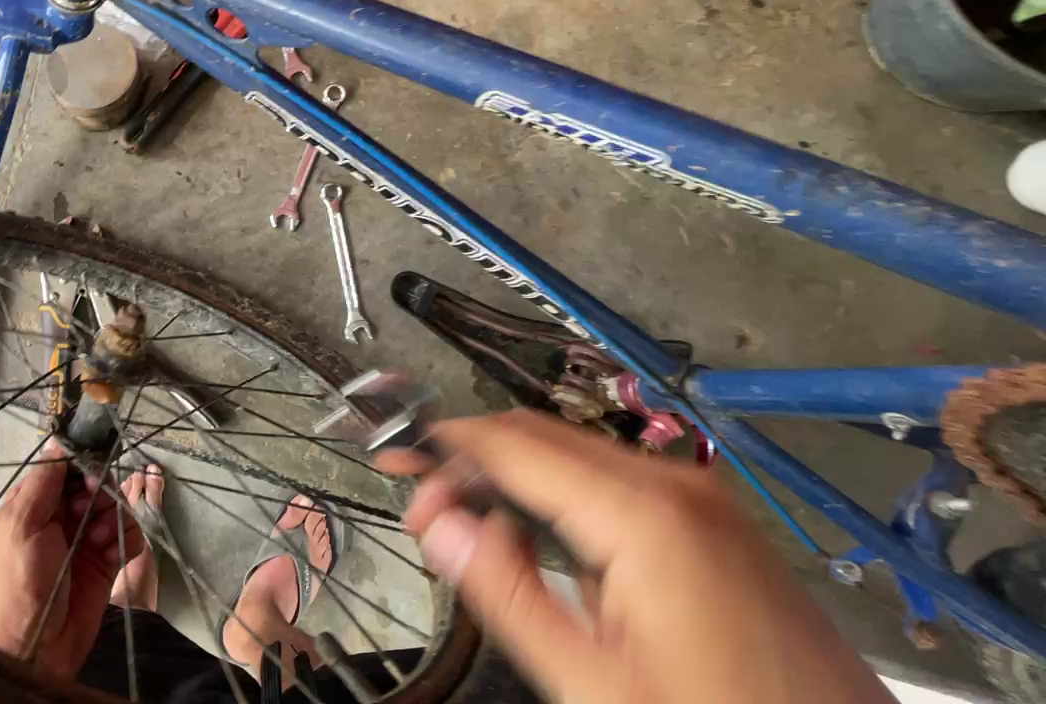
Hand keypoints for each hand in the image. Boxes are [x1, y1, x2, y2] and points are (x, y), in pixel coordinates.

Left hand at [0, 439, 142, 678]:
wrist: (34, 650)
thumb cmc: (19, 582)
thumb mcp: (21, 525)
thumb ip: (42, 482)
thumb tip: (57, 441)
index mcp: (33, 504)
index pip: (64, 467)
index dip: (79, 465)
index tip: (87, 474)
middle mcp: (61, 517)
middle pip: (93, 482)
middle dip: (97, 491)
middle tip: (87, 509)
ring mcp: (85, 540)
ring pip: (113, 506)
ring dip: (110, 516)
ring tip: (96, 539)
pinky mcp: (107, 563)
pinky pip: (128, 535)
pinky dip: (125, 538)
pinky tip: (111, 554)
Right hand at [381, 410, 894, 703]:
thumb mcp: (593, 683)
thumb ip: (504, 591)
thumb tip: (438, 523)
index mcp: (644, 514)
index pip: (509, 444)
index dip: (441, 452)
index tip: (397, 470)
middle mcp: (675, 485)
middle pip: (538, 434)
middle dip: (470, 457)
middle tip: (427, 504)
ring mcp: (703, 500)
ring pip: (573, 453)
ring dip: (511, 474)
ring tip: (473, 526)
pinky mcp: (715, 522)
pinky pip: (613, 480)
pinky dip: (559, 492)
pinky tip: (540, 538)